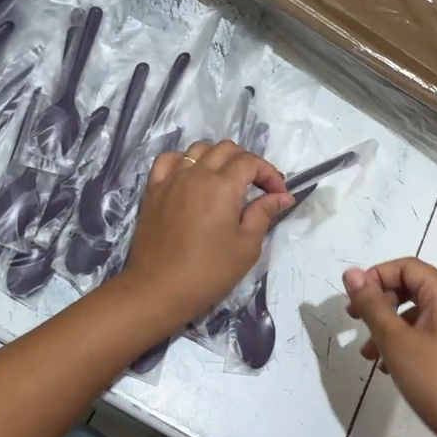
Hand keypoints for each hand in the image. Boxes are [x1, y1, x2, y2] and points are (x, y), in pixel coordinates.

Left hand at [120, 141, 293, 325]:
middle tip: (257, 187)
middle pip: (225, 149)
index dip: (269, 174)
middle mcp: (196, 173)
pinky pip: (168, 160)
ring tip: (226, 180)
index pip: (250, 162)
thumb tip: (282, 196)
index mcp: (222, 185)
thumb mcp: (246, 246)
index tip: (278, 195)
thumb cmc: (208, 271)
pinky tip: (191, 175)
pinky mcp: (153, 190)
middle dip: (247, 162)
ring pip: (197, 150)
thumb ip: (264, 213)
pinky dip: (183, 160)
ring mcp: (171, 179)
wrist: (158, 288)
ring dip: (217, 158)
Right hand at [344, 259, 436, 436]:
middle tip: (355, 323)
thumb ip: (371, 305)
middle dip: (380, 303)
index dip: (376, 276)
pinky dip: (406, 345)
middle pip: (412, 289)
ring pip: (418, 317)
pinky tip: (392, 370)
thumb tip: (350, 273)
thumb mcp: (396, 343)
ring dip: (389, 329)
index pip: (407, 267)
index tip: (353, 302)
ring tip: (370, 357)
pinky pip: (429, 337)